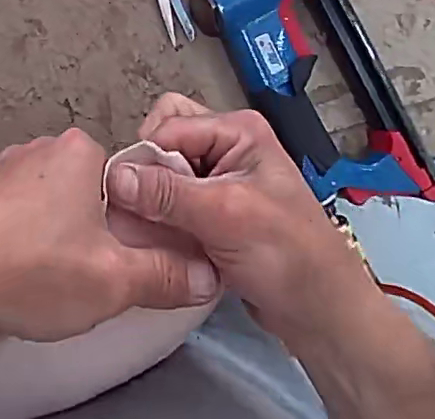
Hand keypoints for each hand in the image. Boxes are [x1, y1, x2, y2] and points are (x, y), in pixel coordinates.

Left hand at [0, 128, 219, 341]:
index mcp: (83, 150)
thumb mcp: (111, 281)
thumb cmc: (24, 268)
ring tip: (46, 277)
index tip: (122, 254)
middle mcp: (46, 146)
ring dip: (58, 234)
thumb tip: (207, 277)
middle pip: (93, 189)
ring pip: (55, 201)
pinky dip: (24, 237)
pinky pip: (19, 210)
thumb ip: (166, 275)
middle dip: (95, 229)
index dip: (133, 221)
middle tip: (86, 272)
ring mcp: (7, 167)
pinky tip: (14, 271)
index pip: (130, 179)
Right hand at [108, 94, 375, 340]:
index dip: (145, 157)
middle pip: (167, 139)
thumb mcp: (227, 215)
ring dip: (153, 199)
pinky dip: (163, 218)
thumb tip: (117, 176)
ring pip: (167, 172)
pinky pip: (175, 201)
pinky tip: (161, 242)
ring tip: (150, 230)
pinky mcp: (214, 209)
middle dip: (148, 172)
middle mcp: (229, 145)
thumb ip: (170, 194)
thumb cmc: (289, 254)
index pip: (171, 125)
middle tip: (141, 209)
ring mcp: (221, 177)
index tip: (123, 194)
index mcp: (238, 130)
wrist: (317, 309)